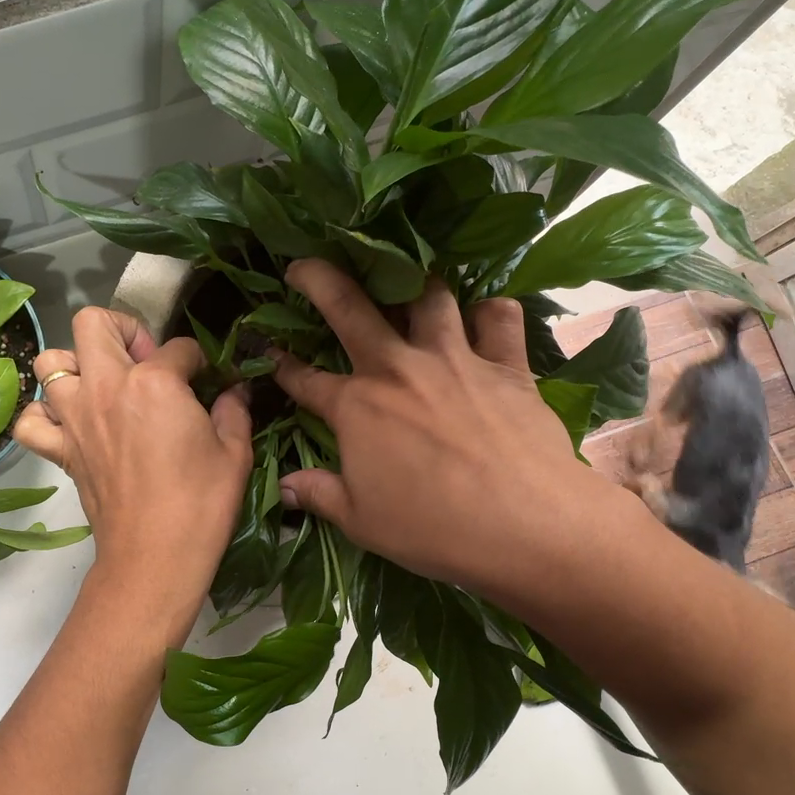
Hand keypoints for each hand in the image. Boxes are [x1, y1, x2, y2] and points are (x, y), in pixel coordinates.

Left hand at [14, 308, 252, 599]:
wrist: (156, 558)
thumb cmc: (202, 504)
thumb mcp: (235, 452)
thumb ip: (233, 410)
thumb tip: (235, 390)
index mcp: (154, 382)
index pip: (179, 347)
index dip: (198, 360)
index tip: (205, 379)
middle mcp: (105, 387)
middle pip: (94, 323)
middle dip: (123, 330)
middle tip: (146, 362)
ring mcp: (75, 418)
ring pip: (51, 361)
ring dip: (76, 365)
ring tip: (104, 386)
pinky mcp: (60, 450)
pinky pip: (30, 420)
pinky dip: (43, 415)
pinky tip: (69, 422)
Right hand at [273, 259, 628, 598]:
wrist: (524, 525)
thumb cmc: (432, 529)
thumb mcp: (360, 521)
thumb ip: (318, 494)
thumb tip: (284, 487)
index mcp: (355, 407)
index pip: (305, 379)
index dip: (282, 365)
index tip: (270, 352)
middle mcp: (398, 369)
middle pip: (350, 308)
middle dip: (319, 280)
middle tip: (304, 265)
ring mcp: (454, 360)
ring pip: (428, 297)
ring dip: (413, 285)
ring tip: (407, 284)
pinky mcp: (506, 366)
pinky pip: (500, 318)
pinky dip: (490, 312)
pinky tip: (485, 315)